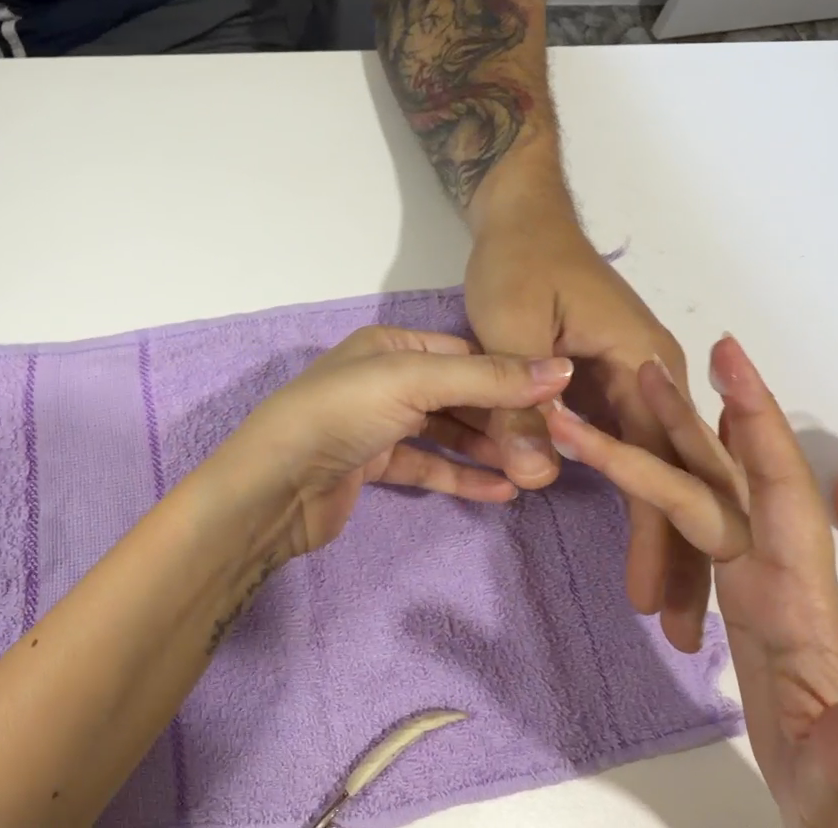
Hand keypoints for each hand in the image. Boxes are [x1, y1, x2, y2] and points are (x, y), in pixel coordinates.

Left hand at [221, 325, 574, 554]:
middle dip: (504, 420)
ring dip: (489, 451)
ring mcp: (380, 424)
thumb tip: (563, 369)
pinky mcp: (375, 465)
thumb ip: (487, 378)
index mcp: (392, 346)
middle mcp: (387, 379)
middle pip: (461, 395)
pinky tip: (501, 492)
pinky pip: (429, 466)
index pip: (468, 355)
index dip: (513, 377)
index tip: (560, 403)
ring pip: (448, 433)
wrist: (274, 485)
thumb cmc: (341, 414)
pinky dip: (462, 476)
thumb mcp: (413, 382)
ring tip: (535, 474)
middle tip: (552, 450)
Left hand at [464, 207, 705, 646]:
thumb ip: (517, 401)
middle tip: (679, 629)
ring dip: (653, 529)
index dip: (658, 535)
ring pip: (648, 467)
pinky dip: (619, 488)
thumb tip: (541, 479)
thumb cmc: (517, 261)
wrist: (520, 215)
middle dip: (677, 549)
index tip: (655, 602)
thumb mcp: (506, 323)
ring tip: (656, 597)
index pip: (658, 465)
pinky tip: (623, 529)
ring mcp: (631, 380)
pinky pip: (619, 446)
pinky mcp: (603, 382)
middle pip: (670, 475)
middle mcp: (652, 377)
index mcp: (642, 362)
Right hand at [547, 337, 837, 827]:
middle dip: (683, 420)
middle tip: (640, 368)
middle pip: (725, 477)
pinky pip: (697, 529)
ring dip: (661, 449)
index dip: (754, 420)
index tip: (726, 359)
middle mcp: (779, 570)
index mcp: (799, 595)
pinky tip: (650, 472)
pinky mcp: (740, 596)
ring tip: (610, 410)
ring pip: (703, 496)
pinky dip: (670, 491)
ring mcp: (759, 581)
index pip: (775, 492)